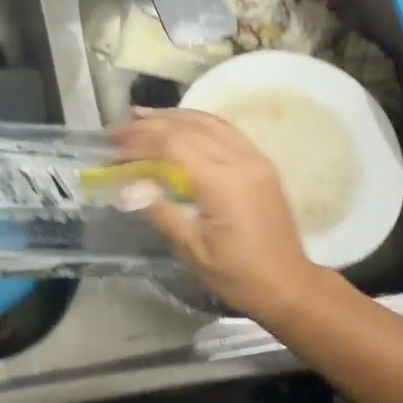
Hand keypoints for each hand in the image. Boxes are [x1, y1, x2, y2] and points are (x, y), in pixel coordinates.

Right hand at [111, 109, 325, 319]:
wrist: (289, 285)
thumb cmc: (238, 275)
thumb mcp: (193, 251)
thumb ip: (160, 211)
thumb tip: (127, 186)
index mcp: (224, 184)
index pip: (173, 146)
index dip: (139, 143)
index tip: (112, 151)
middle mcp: (241, 160)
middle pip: (187, 127)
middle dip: (148, 126)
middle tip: (116, 132)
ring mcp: (254, 157)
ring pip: (207, 121)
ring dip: (171, 117)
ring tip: (139, 117)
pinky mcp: (260, 161)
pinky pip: (224, 129)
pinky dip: (195, 121)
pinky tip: (177, 124)